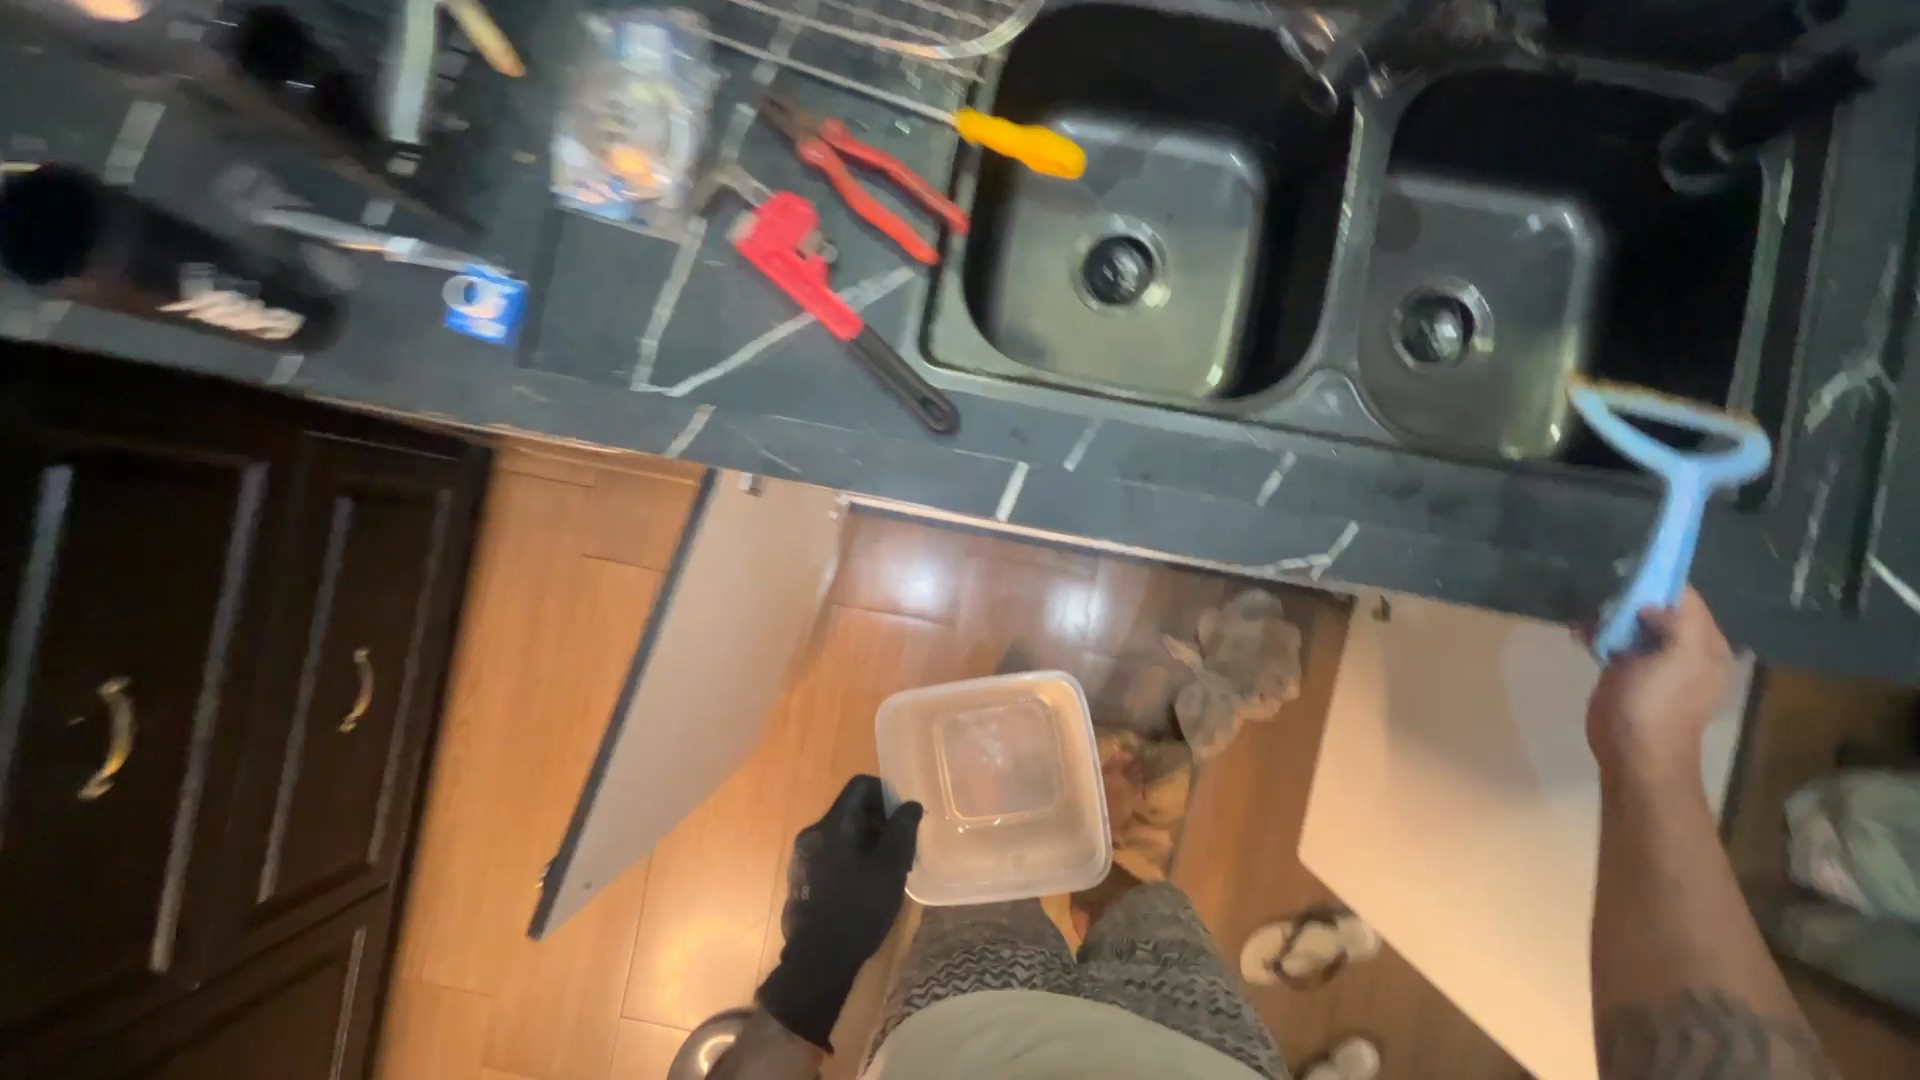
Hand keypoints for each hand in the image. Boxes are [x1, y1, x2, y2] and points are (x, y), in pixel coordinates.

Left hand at [757, 775, 921, 1049]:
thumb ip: (902, 831)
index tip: (904, 818)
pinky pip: (832, 852)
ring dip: (868, 842)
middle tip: (902, 849)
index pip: (860, 786)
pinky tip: (867, 886)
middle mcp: (812, 833)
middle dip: (880, 822)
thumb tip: (911, 804)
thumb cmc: (857, 910)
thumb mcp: (889, 869)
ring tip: (888, 870)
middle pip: (851, 810)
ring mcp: (803, 857)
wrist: (817, 962)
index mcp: (831, 825)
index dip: (886, 793)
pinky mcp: (802, 877)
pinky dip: (853, 858)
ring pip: (843, 833)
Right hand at [1585, 589, 1733, 784]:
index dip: (1661, 585)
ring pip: (1633, 626)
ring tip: (1586, 611)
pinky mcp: (1625, 673)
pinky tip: (1579, 632)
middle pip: (1658, 611)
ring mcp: (1653, 663)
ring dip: (1609, 616)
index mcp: (1706, 647)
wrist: (1633, 749)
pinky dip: (1597, 634)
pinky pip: (1614, 643)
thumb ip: (1680, 625)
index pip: (1687, 602)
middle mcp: (1684, 651)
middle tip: (1601, 590)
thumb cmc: (1658, 705)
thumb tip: (1652, 606)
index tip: (1629, 572)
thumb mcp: (1681, 661)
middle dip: (1631, 599)